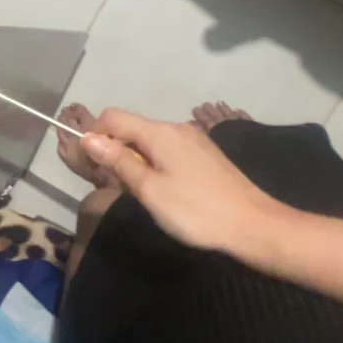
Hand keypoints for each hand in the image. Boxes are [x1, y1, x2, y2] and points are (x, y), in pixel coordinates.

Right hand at [80, 109, 287, 254]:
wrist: (253, 225)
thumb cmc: (195, 210)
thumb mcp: (149, 190)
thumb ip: (119, 161)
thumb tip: (89, 138)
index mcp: (160, 132)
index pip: (113, 117)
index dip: (95, 136)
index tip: (90, 166)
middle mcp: (176, 128)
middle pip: (132, 128)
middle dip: (115, 151)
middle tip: (118, 187)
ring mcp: (194, 140)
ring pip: (150, 141)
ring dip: (136, 161)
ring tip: (142, 194)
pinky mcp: (205, 155)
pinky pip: (168, 150)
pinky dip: (155, 164)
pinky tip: (164, 191)